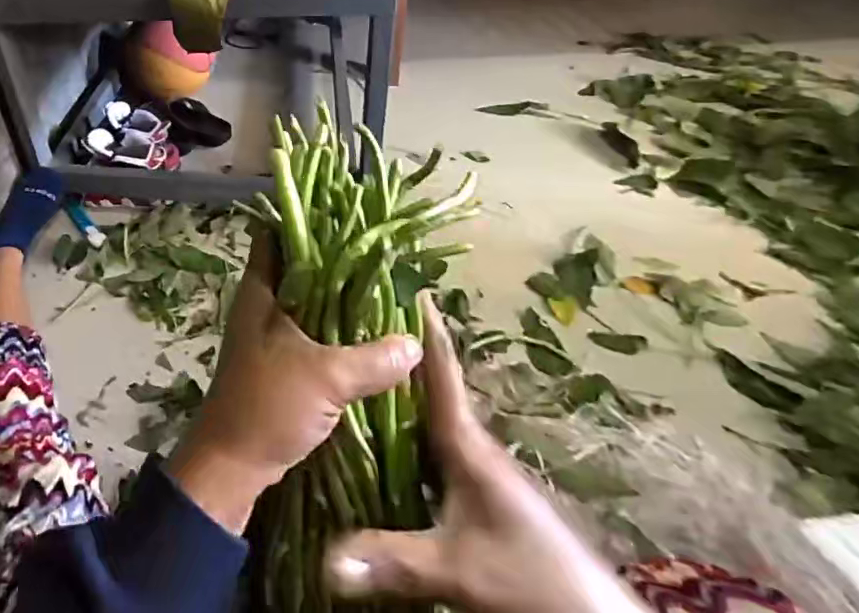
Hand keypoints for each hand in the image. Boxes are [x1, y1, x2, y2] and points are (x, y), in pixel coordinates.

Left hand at [167, 228, 422, 533]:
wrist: (232, 461)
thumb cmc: (268, 404)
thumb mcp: (326, 377)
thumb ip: (373, 359)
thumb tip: (415, 343)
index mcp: (260, 291)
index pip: (275, 235)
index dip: (304, 220)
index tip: (344, 214)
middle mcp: (260, 303)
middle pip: (297, 266)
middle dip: (333, 260)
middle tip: (376, 253)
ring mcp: (267, 331)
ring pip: (306, 300)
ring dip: (335, 297)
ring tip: (379, 289)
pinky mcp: (277, 359)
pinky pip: (309, 331)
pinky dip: (333, 328)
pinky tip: (365, 334)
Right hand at [326, 290, 646, 612]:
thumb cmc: (533, 577)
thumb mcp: (458, 567)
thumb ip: (393, 557)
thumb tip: (324, 559)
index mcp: (466, 442)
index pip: (440, 370)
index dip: (424, 325)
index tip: (404, 280)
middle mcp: (468, 445)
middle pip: (424, 385)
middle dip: (392, 351)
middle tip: (351, 319)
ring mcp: (473, 469)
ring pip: (424, 417)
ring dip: (395, 390)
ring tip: (352, 366)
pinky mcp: (473, 493)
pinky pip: (425, 446)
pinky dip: (399, 429)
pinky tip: (373, 436)